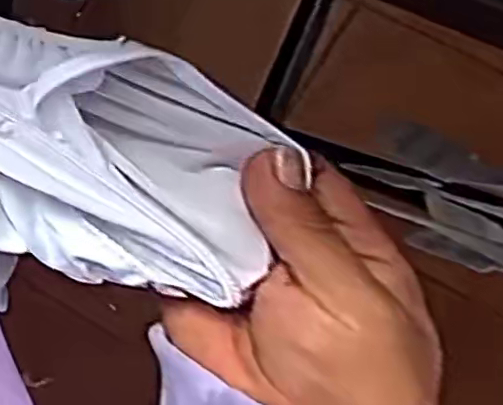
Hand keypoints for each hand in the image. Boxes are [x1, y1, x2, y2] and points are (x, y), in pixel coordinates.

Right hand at [161, 149, 441, 404]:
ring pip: (198, 206)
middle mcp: (281, 241)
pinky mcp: (194, 277)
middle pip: (238, 182)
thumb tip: (274, 158)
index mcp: (340, 240)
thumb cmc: (361, 381)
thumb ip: (309, 225)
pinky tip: (141, 207)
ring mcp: (235, 259)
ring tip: (153, 167)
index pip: (299, 170)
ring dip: (177, 195)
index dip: (265, 145)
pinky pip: (167, 240)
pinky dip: (153, 227)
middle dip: (209, 165)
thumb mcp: (349, 294)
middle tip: (176, 140)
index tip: (226, 123)